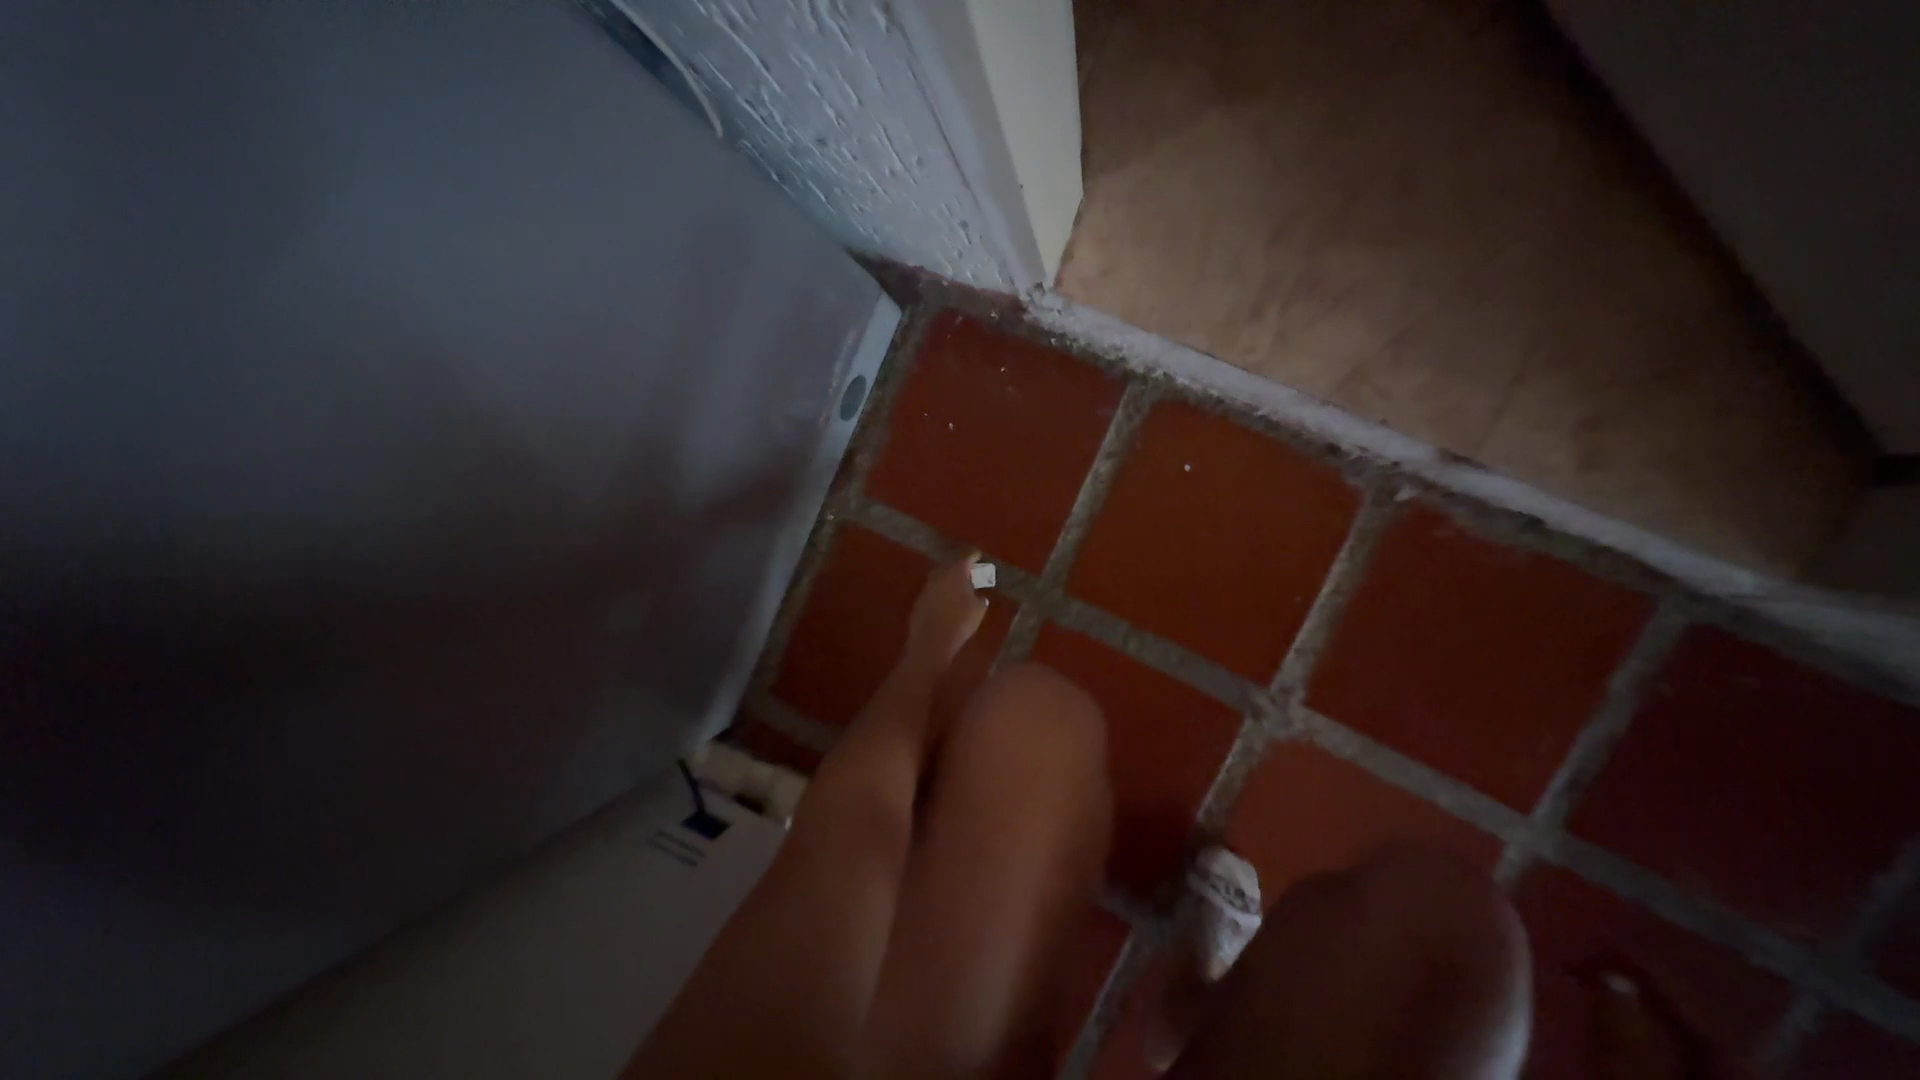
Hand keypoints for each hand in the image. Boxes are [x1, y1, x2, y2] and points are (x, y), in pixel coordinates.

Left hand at [906, 553, 989, 669]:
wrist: (931, 641)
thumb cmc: (960, 623)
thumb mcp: (978, 610)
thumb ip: (979, 598)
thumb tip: (979, 596)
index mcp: (955, 572)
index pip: (966, 557)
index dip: (974, 555)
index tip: (979, 555)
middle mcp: (938, 574)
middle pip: (950, 564)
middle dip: (959, 565)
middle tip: (969, 570)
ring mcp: (926, 587)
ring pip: (939, 576)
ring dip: (948, 578)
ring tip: (958, 584)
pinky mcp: (919, 600)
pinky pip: (933, 590)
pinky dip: (940, 591)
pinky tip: (946, 599)